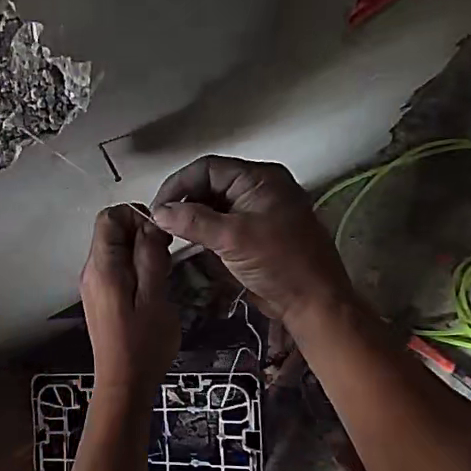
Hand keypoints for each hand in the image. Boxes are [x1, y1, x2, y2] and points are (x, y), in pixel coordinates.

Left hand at [81, 204, 180, 390]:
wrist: (125, 384)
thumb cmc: (144, 344)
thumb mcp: (155, 297)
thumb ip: (151, 256)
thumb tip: (150, 224)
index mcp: (103, 267)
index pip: (110, 216)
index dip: (137, 216)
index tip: (162, 235)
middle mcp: (92, 271)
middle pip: (111, 231)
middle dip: (141, 234)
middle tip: (166, 258)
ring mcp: (94, 285)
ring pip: (116, 250)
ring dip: (141, 253)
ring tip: (162, 276)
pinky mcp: (101, 298)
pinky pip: (116, 269)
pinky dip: (135, 268)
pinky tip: (152, 289)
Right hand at [150, 156, 356, 322]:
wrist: (314, 301)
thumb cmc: (279, 263)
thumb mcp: (233, 238)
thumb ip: (193, 221)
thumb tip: (159, 212)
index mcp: (261, 178)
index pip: (208, 168)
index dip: (178, 185)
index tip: (157, 208)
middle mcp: (262, 188)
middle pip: (212, 185)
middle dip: (186, 202)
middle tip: (162, 224)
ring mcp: (262, 212)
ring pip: (218, 206)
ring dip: (195, 218)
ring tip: (172, 234)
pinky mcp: (260, 234)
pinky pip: (228, 224)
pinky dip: (208, 231)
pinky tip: (193, 243)